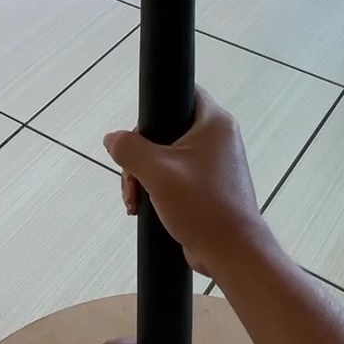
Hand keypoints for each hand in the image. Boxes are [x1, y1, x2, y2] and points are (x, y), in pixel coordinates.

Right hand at [103, 88, 272, 275]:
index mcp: (214, 122)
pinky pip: (175, 176)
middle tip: (131, 180)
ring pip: (167, 156)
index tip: (138, 134)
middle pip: (166, 129)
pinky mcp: (209, 185)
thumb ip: (129, 149)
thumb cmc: (201, 205)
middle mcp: (218, 137)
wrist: (231, 252)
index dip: (156, 107)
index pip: (182, 92)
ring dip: (144, 176)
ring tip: (134, 201)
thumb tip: (112, 138)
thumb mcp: (156, 172)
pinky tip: (143, 207)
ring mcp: (214, 162)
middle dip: (140, 156)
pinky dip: (157, 188)